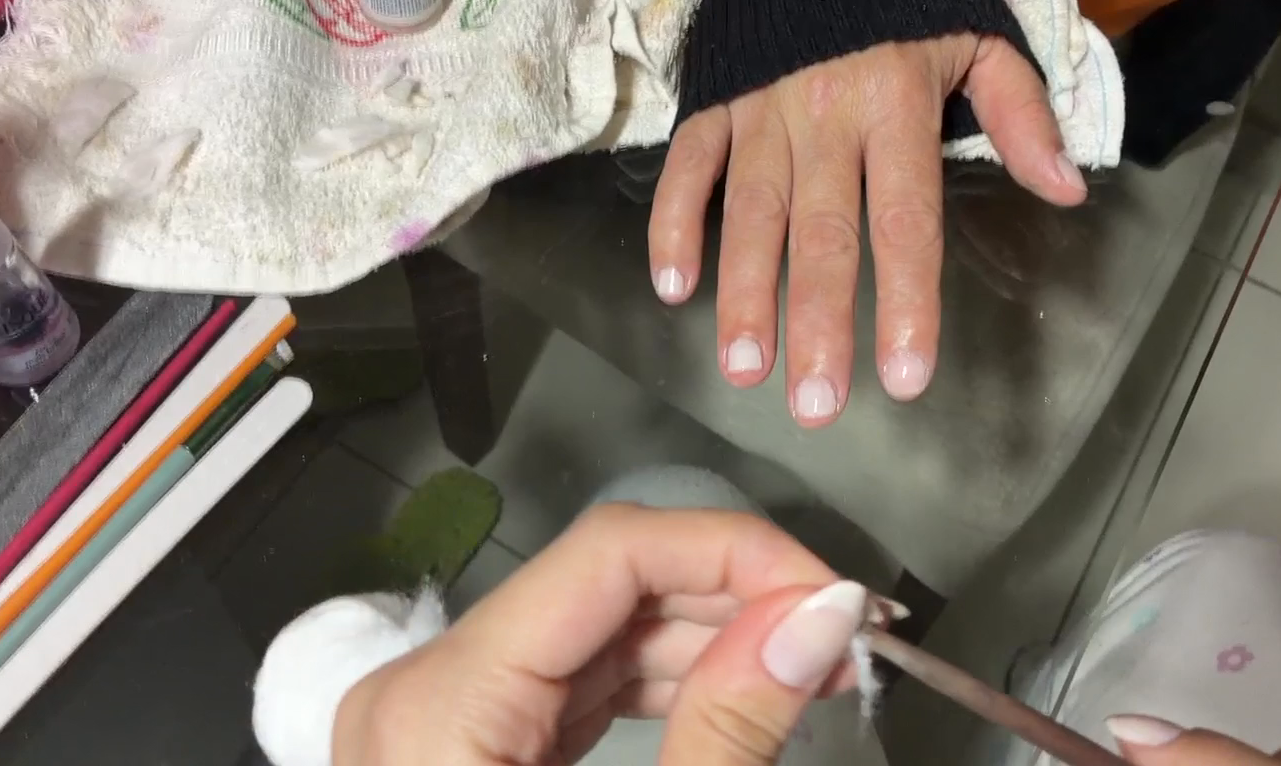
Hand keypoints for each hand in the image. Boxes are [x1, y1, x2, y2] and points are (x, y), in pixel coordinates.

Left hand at [330, 504, 863, 764]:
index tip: (834, 594)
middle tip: (844, 630)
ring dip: (717, 628)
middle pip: (612, 580)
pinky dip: (675, 670)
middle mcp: (436, 674)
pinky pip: (594, 671)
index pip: (610, 552)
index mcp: (444, 695)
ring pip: (610, 619)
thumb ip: (729, 729)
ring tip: (814, 658)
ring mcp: (456, 701)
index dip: (732, 550)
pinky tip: (743, 683)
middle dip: (737, 592)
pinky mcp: (488, 729)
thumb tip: (827, 609)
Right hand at [649, 34, 1087, 423]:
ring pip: (750, 213)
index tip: (904, 380)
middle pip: (823, 235)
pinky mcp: (712, 104)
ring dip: (743, 292)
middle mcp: (825, 122)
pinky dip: (673, 222)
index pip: (905, 221)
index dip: (907, 302)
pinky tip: (670, 286)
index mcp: (897, 110)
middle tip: (812, 406)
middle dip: (818, 322)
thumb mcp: (982, 36)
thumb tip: (1068, 189)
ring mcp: (760, 114)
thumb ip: (1021, 113)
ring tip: (742, 368)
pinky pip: (686, 169)